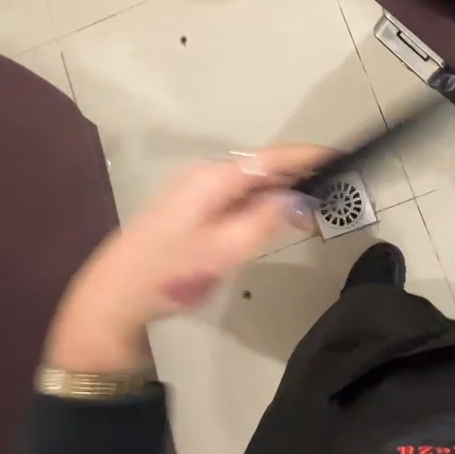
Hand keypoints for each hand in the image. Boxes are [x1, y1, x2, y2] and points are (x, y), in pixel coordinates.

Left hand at [44, 144, 333, 372]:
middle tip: (331, 190)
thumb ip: (267, 221)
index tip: (339, 156)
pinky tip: (271, 217)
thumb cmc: (172, 273)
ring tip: (309, 206)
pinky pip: (234, 194)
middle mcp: (204, 173)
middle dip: (296, 175)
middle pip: (260, 166)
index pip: (271, 158)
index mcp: (214, 177)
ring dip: (278, 190)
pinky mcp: (187, 205)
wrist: (115, 297)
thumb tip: (299, 199)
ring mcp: (193, 188)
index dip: (307, 156)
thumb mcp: (227, 250)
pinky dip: (258, 200)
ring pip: (247, 182)